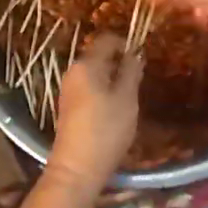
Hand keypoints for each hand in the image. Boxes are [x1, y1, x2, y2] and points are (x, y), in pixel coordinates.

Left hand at [48, 34, 141, 188]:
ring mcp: (67, 88)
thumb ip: (131, 73)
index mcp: (87, 64)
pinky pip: (87, 87)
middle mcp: (73, 70)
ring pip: (93, 73)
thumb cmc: (105, 130)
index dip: (124, 43)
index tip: (140, 55)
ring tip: (129, 95)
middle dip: (118, 62)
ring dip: (111, 78)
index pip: (106, 40)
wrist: (76, 167)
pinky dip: (102, 90)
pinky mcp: (67, 104)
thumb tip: (135, 54)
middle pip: (98, 56)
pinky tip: (113, 109)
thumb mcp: (126, 100)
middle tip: (138, 78)